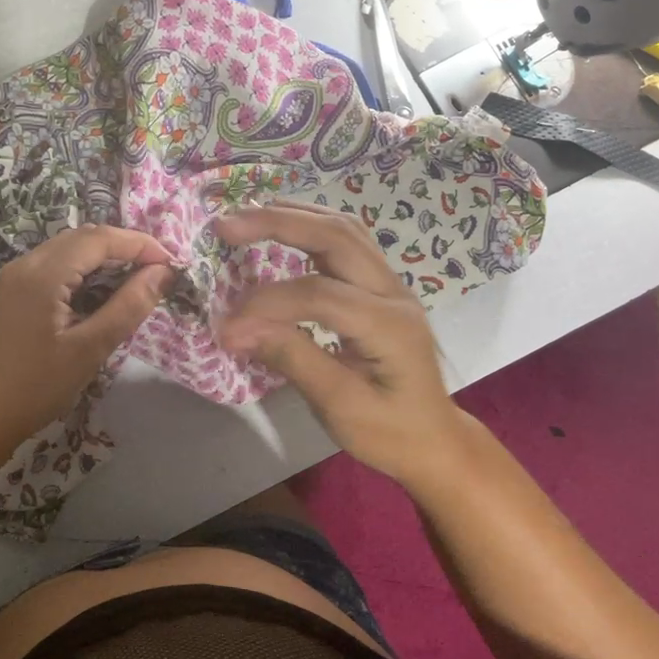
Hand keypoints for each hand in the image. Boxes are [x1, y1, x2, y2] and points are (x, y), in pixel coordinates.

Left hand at [0, 224, 174, 456]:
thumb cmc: (39, 386)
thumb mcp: (91, 348)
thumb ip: (129, 306)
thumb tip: (163, 273)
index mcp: (43, 274)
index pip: (98, 239)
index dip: (138, 244)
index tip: (171, 263)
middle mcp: (25, 264)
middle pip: (82, 238)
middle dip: (123, 247)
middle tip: (157, 272)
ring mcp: (14, 276)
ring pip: (67, 249)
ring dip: (102, 258)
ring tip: (135, 281)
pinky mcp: (11, 291)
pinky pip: (52, 265)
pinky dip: (81, 270)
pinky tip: (100, 293)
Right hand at [213, 205, 475, 482]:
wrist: (434, 442)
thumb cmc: (389, 433)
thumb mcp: (340, 407)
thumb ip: (292, 359)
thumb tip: (236, 330)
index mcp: (389, 326)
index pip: (317, 295)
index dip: (265, 304)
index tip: (225, 327)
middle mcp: (394, 293)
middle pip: (336, 236)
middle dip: (277, 224)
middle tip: (225, 226)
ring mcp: (391, 285)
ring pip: (343, 229)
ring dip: (293, 216)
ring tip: (246, 216)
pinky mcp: (380, 287)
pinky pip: (345, 241)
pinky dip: (307, 227)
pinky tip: (279, 228)